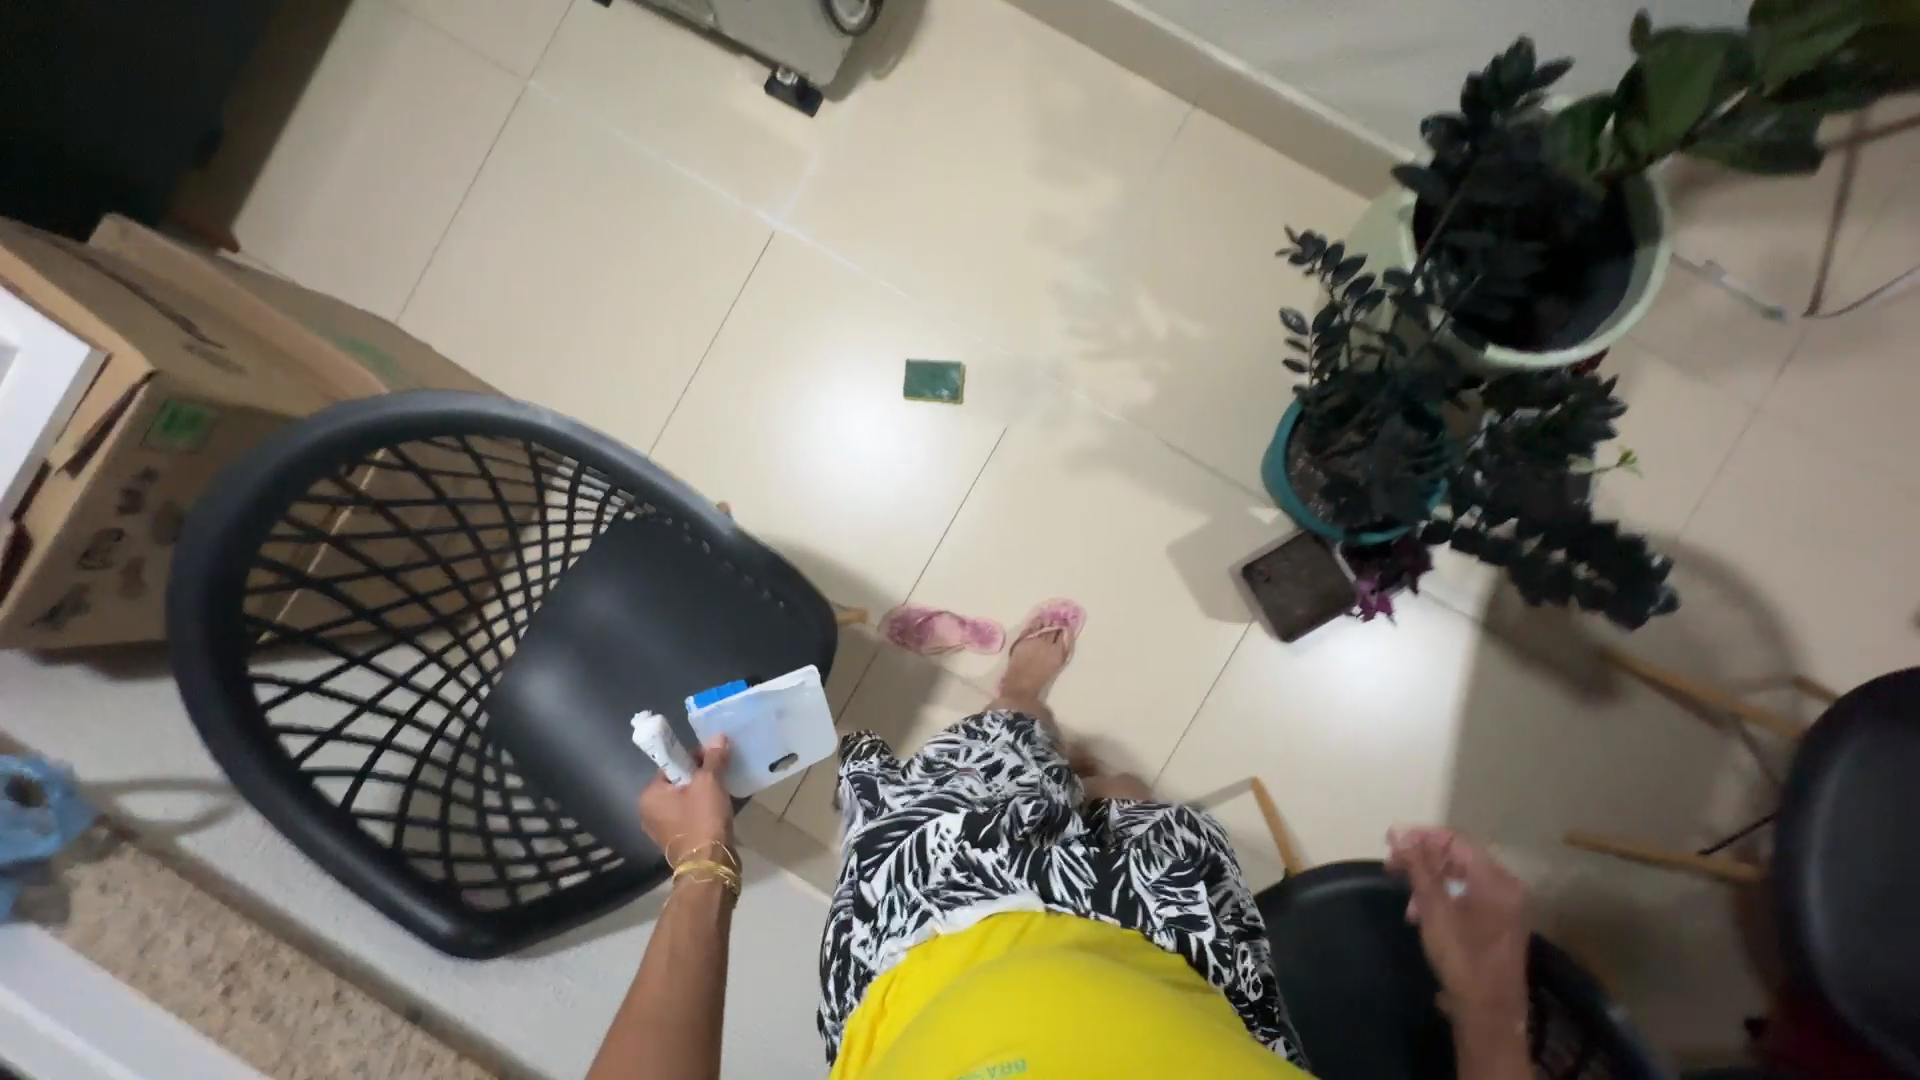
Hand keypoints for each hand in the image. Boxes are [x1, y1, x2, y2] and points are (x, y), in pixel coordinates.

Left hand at [639, 736, 735, 862]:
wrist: (709, 864)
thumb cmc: (703, 818)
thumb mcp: (710, 782)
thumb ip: (713, 758)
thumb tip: (718, 737)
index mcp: (650, 795)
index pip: (670, 765)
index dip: (693, 757)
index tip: (714, 756)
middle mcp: (649, 812)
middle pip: (677, 782)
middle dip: (699, 775)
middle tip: (721, 772)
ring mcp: (661, 829)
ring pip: (684, 800)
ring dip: (701, 792)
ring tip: (722, 789)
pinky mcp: (675, 841)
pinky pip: (688, 815)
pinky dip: (701, 809)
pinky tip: (717, 807)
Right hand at [1387, 826, 1528, 1029]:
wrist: (1489, 1010)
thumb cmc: (1461, 955)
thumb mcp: (1434, 907)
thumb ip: (1418, 866)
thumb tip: (1398, 832)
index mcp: (1495, 879)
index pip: (1454, 839)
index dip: (1420, 836)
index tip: (1390, 843)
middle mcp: (1505, 886)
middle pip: (1457, 856)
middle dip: (1421, 859)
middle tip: (1391, 867)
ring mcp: (1504, 906)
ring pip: (1459, 876)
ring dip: (1428, 880)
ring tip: (1407, 899)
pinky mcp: (1497, 922)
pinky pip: (1466, 894)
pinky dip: (1442, 896)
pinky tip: (1422, 913)